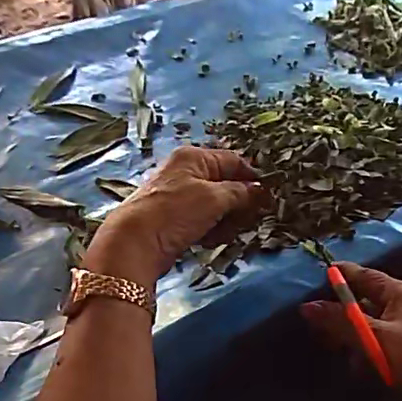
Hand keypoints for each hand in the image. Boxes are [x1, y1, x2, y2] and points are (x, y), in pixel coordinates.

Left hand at [85, 147, 264, 285]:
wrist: (134, 244)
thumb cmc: (174, 213)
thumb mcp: (214, 198)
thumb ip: (241, 192)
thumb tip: (260, 190)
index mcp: (193, 157)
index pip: (233, 161)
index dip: (252, 178)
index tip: (267, 197)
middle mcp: (184, 172)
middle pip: (224, 184)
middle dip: (237, 204)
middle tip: (245, 220)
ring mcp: (176, 196)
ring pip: (214, 206)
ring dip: (224, 221)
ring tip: (222, 233)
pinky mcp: (172, 220)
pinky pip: (200, 221)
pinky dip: (208, 230)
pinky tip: (207, 240)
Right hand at [300, 263, 401, 400]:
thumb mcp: (376, 340)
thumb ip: (341, 322)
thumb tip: (307, 307)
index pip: (364, 275)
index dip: (340, 275)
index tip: (316, 277)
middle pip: (367, 300)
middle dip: (344, 314)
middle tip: (319, 329)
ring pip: (375, 323)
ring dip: (356, 337)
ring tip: (342, 354)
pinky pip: (386, 340)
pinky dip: (372, 349)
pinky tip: (365, 367)